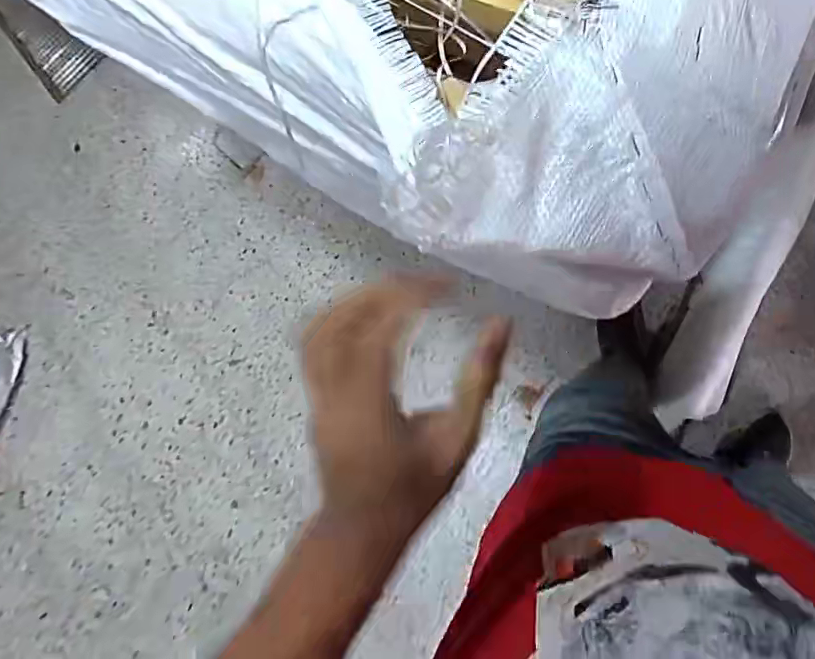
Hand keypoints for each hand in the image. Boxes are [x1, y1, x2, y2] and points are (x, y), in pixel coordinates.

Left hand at [301, 275, 510, 539]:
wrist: (360, 532)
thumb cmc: (414, 489)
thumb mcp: (459, 440)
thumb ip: (480, 380)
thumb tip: (501, 323)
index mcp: (369, 402)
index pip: (381, 330)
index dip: (412, 296)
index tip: (447, 285)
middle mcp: (335, 391)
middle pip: (345, 319)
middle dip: (387, 289)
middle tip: (428, 282)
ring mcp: (317, 393)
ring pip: (322, 326)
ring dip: (361, 297)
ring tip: (400, 289)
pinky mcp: (313, 394)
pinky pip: (315, 340)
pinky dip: (343, 313)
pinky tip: (371, 311)